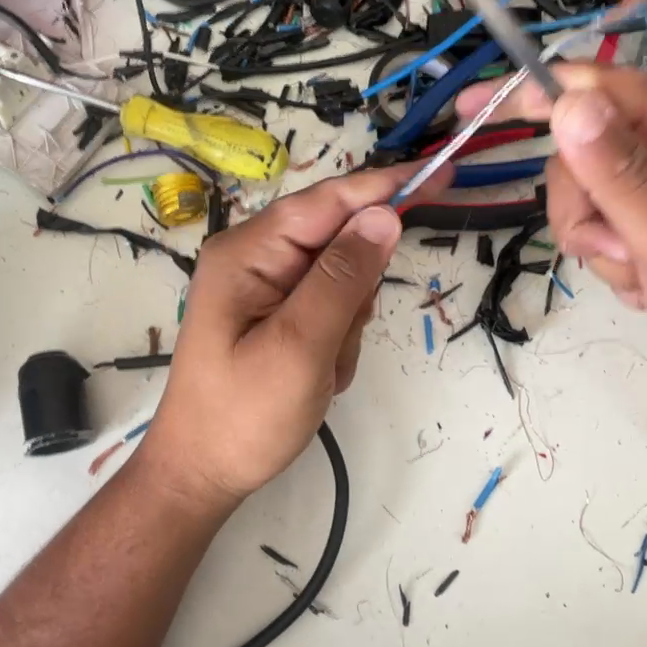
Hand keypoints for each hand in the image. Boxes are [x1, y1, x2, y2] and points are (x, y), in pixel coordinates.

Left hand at [141, 165, 444, 503]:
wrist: (203, 472)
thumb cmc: (243, 415)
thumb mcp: (300, 346)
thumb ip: (343, 278)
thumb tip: (384, 214)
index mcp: (246, 252)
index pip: (326, 202)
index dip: (384, 187)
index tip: (443, 174)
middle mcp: (252, 258)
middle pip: (337, 242)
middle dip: (354, 294)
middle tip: (335, 343)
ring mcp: (263, 287)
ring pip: (341, 280)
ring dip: (346, 325)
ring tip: (320, 368)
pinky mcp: (274, 314)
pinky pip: (329, 309)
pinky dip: (336, 340)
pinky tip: (315, 375)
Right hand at [457, 64, 646, 386]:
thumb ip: (621, 174)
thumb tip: (566, 104)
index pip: (597, 87)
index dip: (532, 92)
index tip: (472, 109)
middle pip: (582, 151)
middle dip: (582, 208)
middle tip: (616, 253)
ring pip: (588, 192)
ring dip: (600, 242)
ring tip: (644, 276)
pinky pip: (608, 220)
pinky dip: (616, 256)